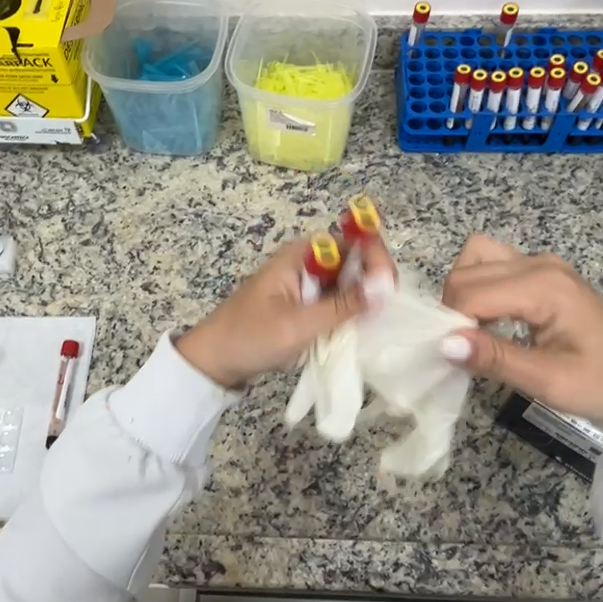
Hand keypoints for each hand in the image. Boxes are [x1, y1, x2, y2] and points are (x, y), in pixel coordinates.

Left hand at [176, 235, 395, 387]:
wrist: (213, 362)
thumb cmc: (250, 337)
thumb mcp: (300, 324)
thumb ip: (343, 306)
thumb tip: (385, 287)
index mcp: (301, 255)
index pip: (351, 240)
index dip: (375, 256)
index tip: (388, 286)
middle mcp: (304, 262)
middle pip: (353, 260)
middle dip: (374, 278)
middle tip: (389, 307)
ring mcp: (303, 284)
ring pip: (346, 282)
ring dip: (363, 297)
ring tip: (380, 319)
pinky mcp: (303, 305)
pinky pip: (334, 301)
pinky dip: (348, 312)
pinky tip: (361, 328)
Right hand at [440, 235, 602, 425]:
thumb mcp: (550, 382)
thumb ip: (495, 358)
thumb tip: (444, 343)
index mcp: (544, 285)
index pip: (469, 292)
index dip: (451, 325)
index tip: (453, 359)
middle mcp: (539, 263)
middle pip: (466, 272)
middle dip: (453, 311)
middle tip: (464, 352)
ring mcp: (541, 263)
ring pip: (474, 259)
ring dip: (463, 294)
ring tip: (473, 332)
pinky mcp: (541, 272)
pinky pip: (492, 266)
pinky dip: (479, 289)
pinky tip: (490, 324)